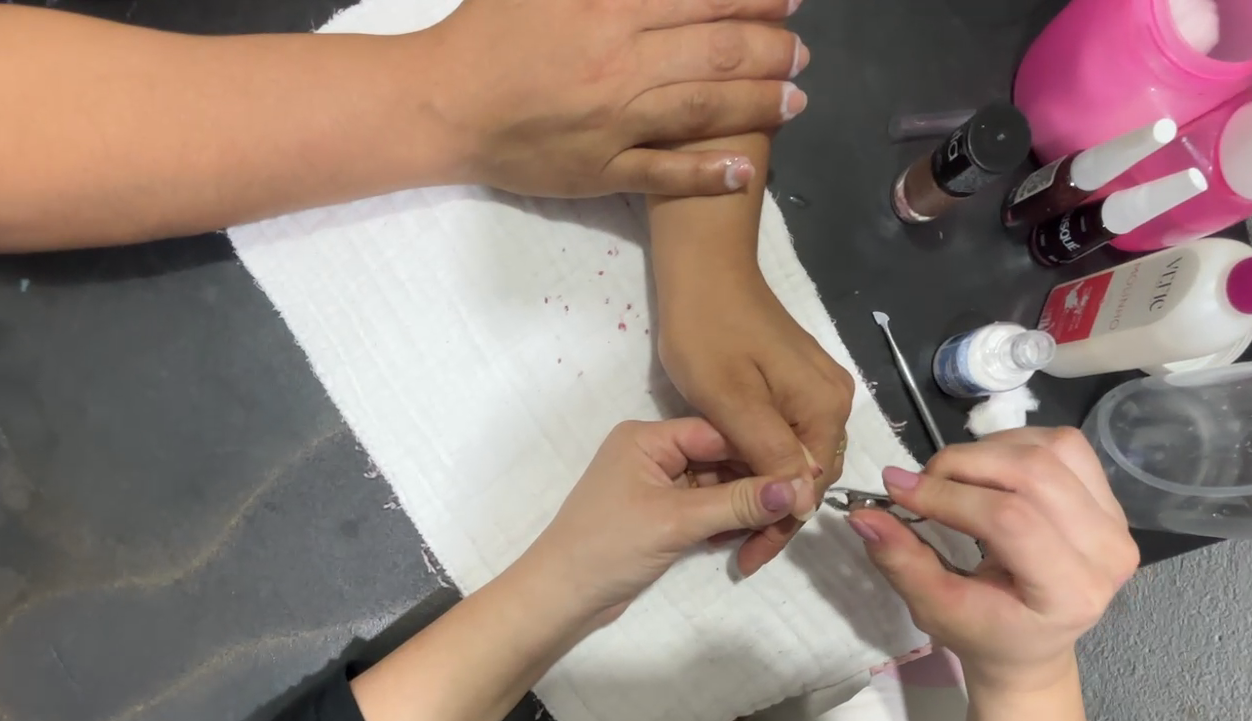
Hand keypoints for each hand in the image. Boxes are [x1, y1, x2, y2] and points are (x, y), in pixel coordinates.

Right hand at [421, 0, 810, 197]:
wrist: (449, 105)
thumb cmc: (487, 34)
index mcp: (610, 7)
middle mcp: (622, 63)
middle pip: (715, 53)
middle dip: (769, 50)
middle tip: (802, 51)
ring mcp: (615, 123)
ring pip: (701, 110)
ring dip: (756, 105)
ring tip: (795, 101)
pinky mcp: (601, 171)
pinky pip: (664, 174)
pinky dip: (706, 174)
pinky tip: (743, 171)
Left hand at [518, 418, 802, 624]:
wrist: (563, 597)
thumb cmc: (610, 547)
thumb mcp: (678, 521)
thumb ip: (739, 502)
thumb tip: (799, 488)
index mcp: (648, 437)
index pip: (720, 431)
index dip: (762, 452)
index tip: (804, 476)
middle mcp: (653, 453)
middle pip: (722, 458)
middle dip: (756, 486)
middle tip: (793, 512)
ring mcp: (656, 486)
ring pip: (717, 487)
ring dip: (743, 509)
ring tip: (770, 531)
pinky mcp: (660, 516)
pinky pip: (705, 509)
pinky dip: (725, 523)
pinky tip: (743, 541)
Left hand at [657, 270, 852, 575]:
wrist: (701, 271)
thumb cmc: (708, 334)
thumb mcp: (731, 401)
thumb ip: (767, 454)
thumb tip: (803, 505)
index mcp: (823, 409)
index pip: (810, 488)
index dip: (778, 528)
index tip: (746, 560)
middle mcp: (830, 403)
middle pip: (806, 478)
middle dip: (771, 517)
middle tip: (735, 551)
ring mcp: (812, 393)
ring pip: (791, 463)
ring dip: (762, 496)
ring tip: (728, 528)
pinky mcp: (790, 387)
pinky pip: (781, 441)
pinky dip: (756, 469)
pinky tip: (730, 486)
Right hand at [846, 428, 1139, 692]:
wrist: (1028, 641)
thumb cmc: (980, 632)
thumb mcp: (932, 607)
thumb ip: (900, 560)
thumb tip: (862, 514)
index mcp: (1068, 592)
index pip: (1010, 519)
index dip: (946, 495)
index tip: (893, 488)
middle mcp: (1108, 551)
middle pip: (1034, 473)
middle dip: (962, 465)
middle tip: (921, 482)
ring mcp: (1119, 521)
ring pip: (1051, 449)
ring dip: (987, 450)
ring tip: (951, 477)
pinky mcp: (1111, 499)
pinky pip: (1064, 445)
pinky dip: (1014, 445)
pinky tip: (988, 470)